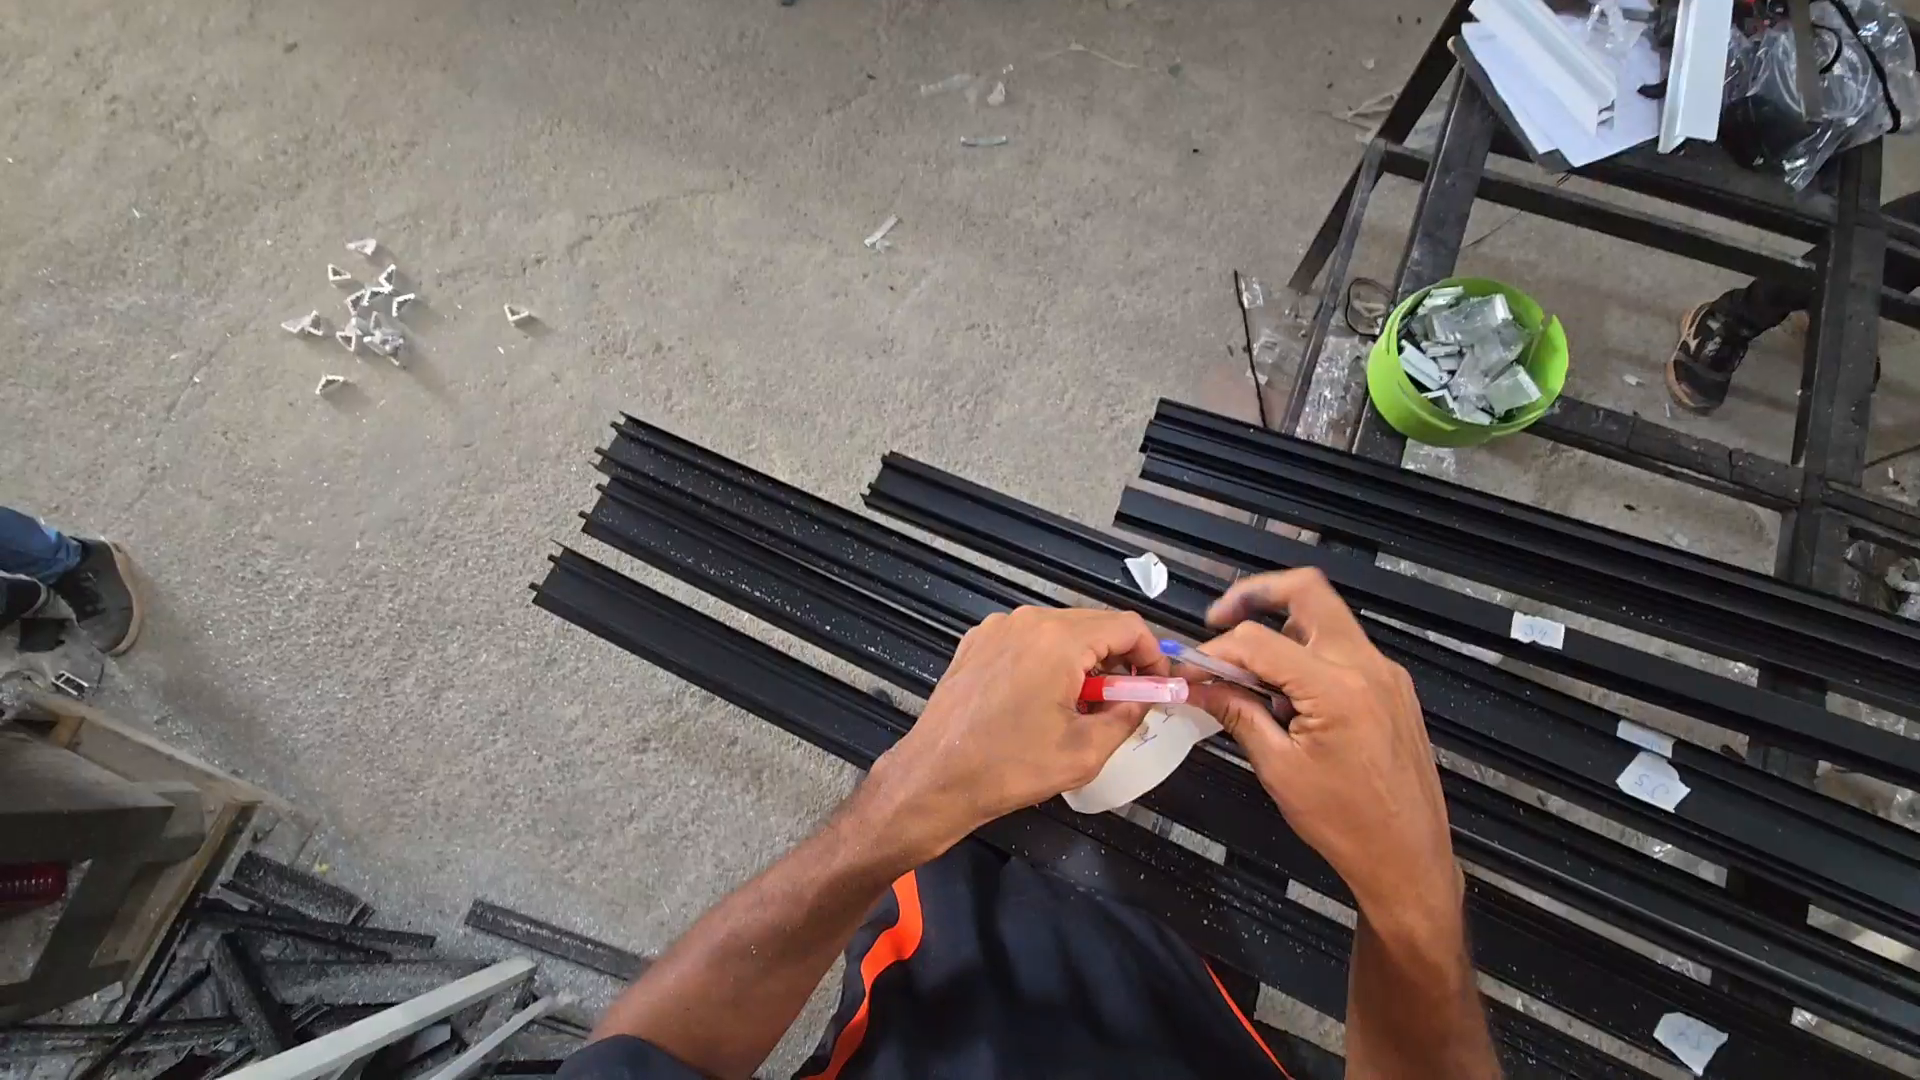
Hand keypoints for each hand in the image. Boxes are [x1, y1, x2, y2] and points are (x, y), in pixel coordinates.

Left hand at [866, 607, 1166, 859]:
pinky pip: (1028, 641)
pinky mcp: (976, 644)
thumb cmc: (1009, 766)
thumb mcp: (1086, 750)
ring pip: (1060, 632)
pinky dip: (1047, 662)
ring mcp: (996, 629)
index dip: (1152, 655)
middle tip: (1122, 705)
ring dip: (1082, 663)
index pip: (1127, 626)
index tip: (1155, 686)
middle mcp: (1026, 621)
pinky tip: (1042, 702)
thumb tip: (1145, 698)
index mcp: (1057, 639)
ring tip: (1080, 710)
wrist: (935, 776)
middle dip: (1117, 661)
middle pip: (1094, 624)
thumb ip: (1128, 715)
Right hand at [1189, 570, 1458, 935]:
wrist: (1410, 860)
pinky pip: (1339, 648)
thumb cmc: (1344, 823)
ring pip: (1323, 617)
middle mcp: (1367, 666)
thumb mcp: (1277, 767)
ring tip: (1248, 671)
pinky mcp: (1390, 687)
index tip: (1189, 670)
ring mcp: (1384, 674)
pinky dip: (1303, 653)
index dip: (1214, 651)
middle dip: (1254, 595)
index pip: (1257, 641)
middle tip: (1217, 619)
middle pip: (1307, 591)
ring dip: (1279, 628)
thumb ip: (1236, 713)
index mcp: (1337, 688)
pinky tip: (1282, 694)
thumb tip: (1197, 685)